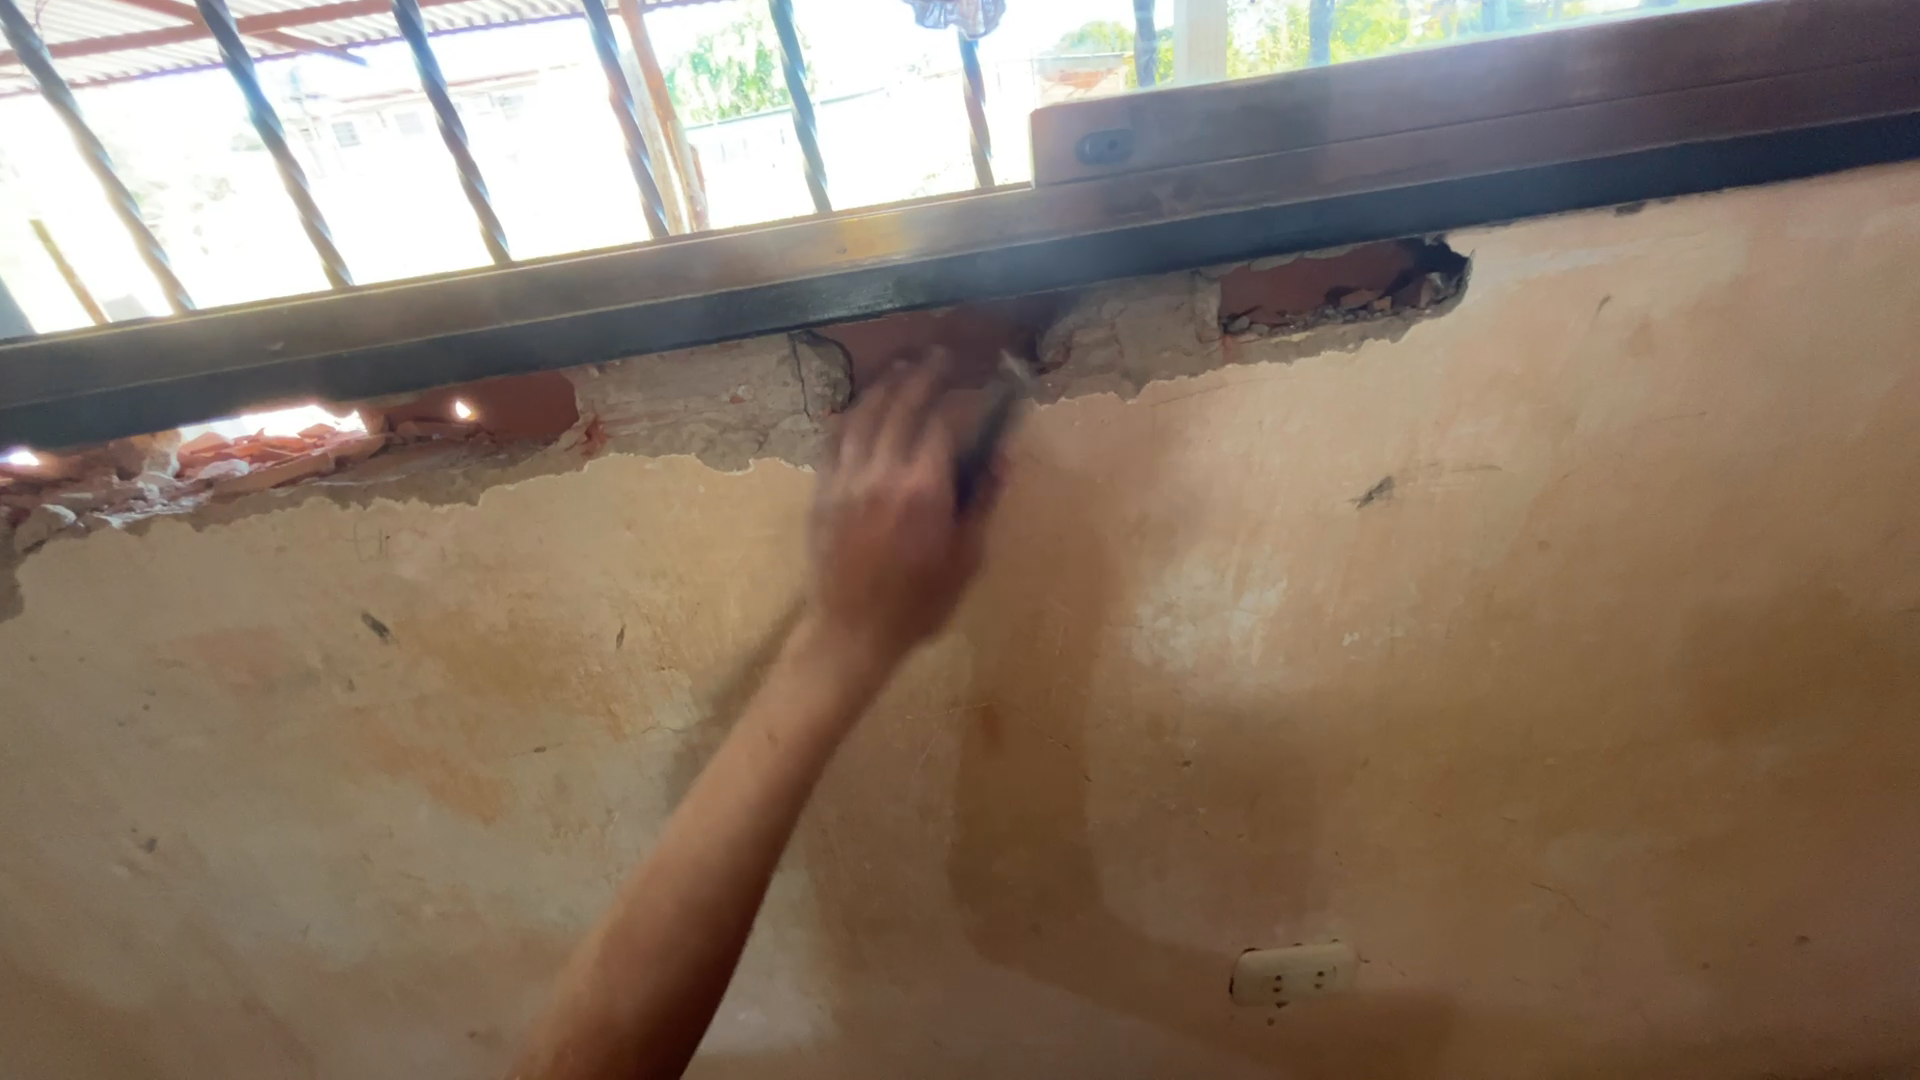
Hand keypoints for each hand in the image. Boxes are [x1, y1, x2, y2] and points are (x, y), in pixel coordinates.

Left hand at [807, 352, 1004, 666]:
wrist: (852, 631)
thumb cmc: (919, 602)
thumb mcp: (966, 558)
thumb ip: (982, 501)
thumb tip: (1003, 455)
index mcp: (924, 490)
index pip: (943, 422)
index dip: (962, 398)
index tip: (977, 384)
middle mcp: (882, 472)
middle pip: (902, 405)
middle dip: (924, 375)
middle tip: (940, 356)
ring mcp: (846, 478)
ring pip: (864, 414)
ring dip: (885, 384)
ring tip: (902, 367)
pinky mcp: (822, 490)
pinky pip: (833, 439)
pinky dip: (850, 414)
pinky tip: (860, 405)